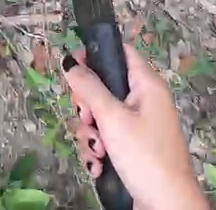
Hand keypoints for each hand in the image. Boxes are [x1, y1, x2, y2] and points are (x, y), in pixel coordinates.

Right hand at [63, 44, 209, 209]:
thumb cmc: (144, 155)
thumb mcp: (112, 118)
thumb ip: (88, 86)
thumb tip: (68, 60)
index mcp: (146, 85)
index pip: (118, 51)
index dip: (94, 53)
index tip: (73, 66)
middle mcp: (143, 101)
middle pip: (103, 85)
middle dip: (87, 104)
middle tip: (88, 117)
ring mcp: (137, 126)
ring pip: (100, 114)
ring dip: (90, 132)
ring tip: (97, 150)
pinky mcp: (132, 149)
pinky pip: (105, 137)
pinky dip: (98, 149)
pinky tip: (98, 164)